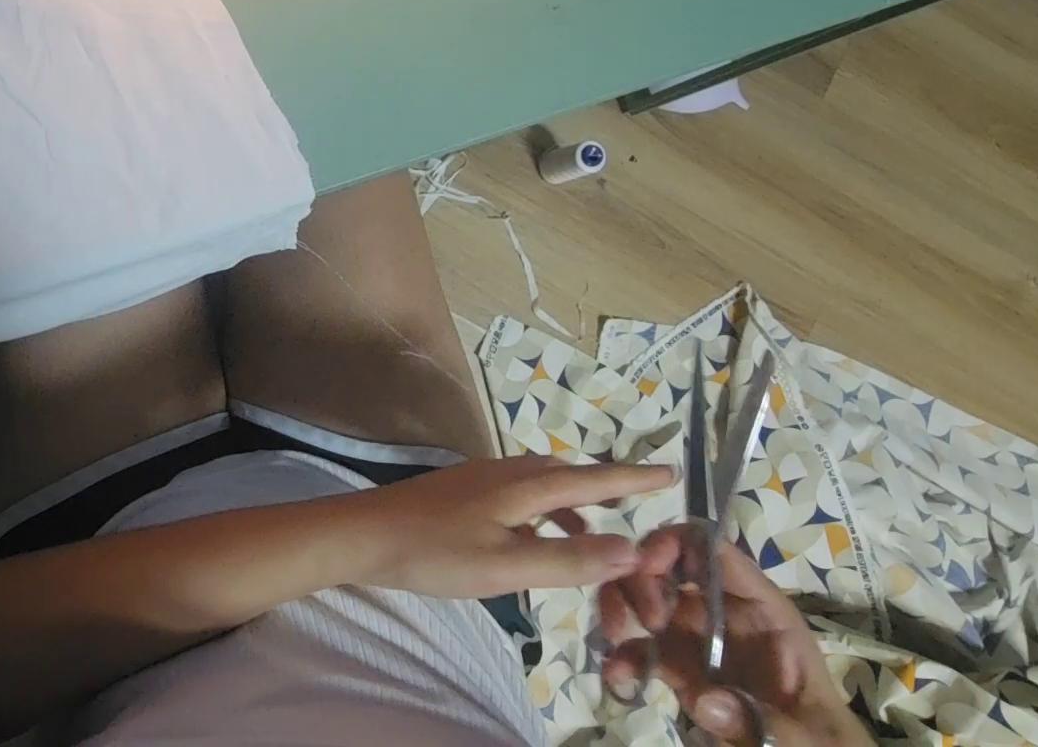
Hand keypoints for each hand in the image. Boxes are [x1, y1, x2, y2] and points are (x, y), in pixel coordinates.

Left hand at [340, 455, 673, 598]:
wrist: (365, 534)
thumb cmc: (434, 552)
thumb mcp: (505, 566)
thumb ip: (567, 559)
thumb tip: (632, 548)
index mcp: (521, 486)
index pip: (590, 478)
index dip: (632, 478)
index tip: (672, 473)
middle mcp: (504, 472)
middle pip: (566, 475)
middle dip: (604, 489)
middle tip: (637, 506)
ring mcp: (479, 480)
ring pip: (540, 485)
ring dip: (572, 505)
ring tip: (593, 535)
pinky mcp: (462, 493)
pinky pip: (518, 495)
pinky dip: (541, 513)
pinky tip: (534, 539)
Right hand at [599, 526, 874, 746]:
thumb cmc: (825, 743)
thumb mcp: (814, 736)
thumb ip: (766, 720)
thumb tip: (703, 699)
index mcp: (760, 608)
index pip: (711, 549)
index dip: (673, 544)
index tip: (645, 566)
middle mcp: (720, 610)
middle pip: (664, 564)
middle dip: (639, 579)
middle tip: (643, 622)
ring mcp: (694, 637)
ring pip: (639, 596)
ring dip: (619, 607)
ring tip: (615, 640)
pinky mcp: (676, 666)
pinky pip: (635, 646)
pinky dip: (619, 655)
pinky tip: (617, 677)